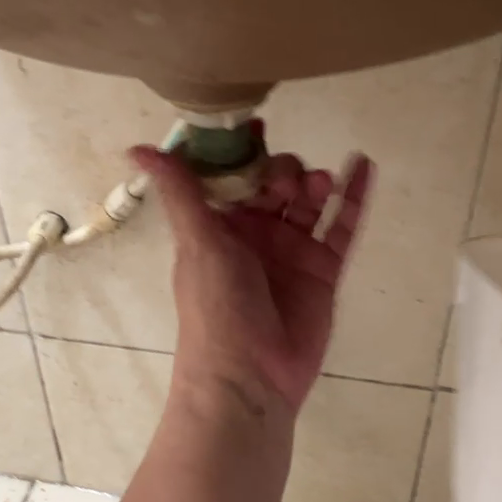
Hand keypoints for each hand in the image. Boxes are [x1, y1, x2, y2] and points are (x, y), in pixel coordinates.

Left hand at [128, 133, 372, 418]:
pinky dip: (354, 197)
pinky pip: (342, 227)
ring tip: (317, 183)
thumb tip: (137, 147)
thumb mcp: (196, 242)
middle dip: (282, 171)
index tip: (253, 125)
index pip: (234, 177)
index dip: (243, 152)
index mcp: (220, 227)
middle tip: (285, 180)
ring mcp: (292, 252)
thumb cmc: (216, 308)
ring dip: (315, 181)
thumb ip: (180, 192)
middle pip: (275, 185)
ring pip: (309, 202)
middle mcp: (256, 235)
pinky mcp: (323, 270)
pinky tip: (364, 166)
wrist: (250, 376)